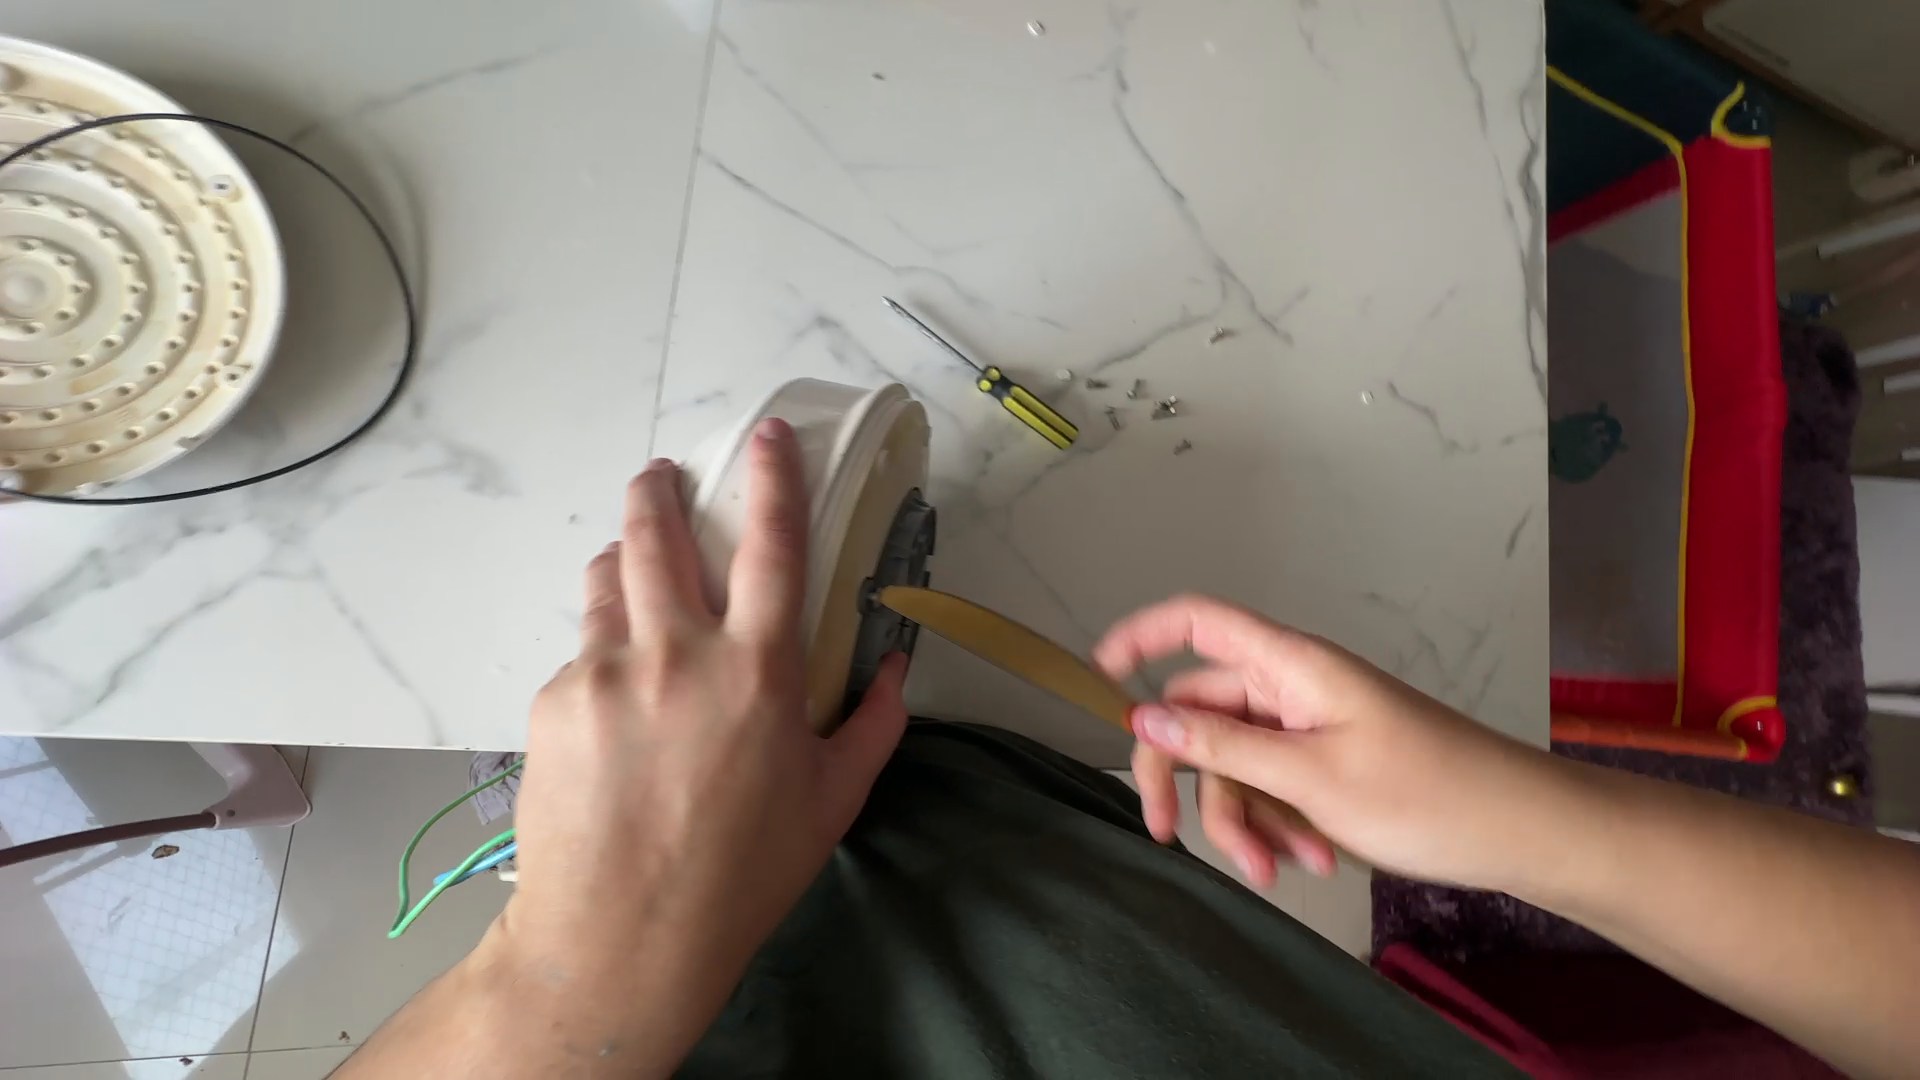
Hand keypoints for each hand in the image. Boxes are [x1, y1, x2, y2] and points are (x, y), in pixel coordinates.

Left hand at [501, 418, 908, 1032]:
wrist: (621, 941)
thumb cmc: (745, 868)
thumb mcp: (834, 798)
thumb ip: (877, 722)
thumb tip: (900, 667)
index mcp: (757, 669)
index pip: (773, 546)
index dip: (775, 479)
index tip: (768, 435)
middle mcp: (678, 652)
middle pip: (659, 536)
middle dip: (659, 490)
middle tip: (661, 475)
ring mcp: (605, 672)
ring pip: (608, 579)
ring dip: (624, 559)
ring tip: (633, 571)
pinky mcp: (554, 702)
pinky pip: (582, 652)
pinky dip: (604, 652)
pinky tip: (613, 703)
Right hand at [1094, 594, 1560, 892]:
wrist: (1526, 835)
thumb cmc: (1429, 792)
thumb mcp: (1310, 775)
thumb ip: (1219, 745)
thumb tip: (1141, 717)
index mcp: (1287, 665)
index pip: (1197, 622)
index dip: (1142, 635)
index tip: (1098, 671)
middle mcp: (1285, 688)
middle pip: (1199, 713)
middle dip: (1186, 776)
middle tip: (1164, 831)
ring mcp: (1300, 727)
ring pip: (1230, 762)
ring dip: (1241, 817)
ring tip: (1277, 868)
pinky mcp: (1315, 763)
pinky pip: (1265, 785)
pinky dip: (1274, 823)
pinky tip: (1308, 857)